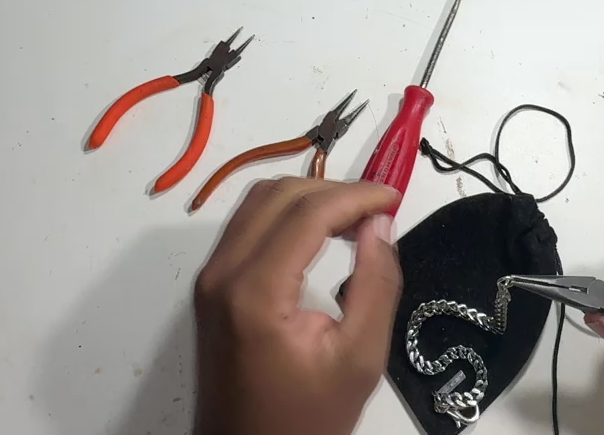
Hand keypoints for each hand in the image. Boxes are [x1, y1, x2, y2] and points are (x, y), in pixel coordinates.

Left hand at [193, 179, 402, 434]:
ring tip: (353, 216)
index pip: (308, 213)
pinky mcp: (210, 281)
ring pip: (261, 198)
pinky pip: (249, 220)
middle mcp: (223, 272)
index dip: (356, 195)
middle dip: (335, 191)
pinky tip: (320, 229)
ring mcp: (210, 275)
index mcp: (255, 293)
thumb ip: (376, 283)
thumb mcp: (359, 360)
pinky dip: (287, 211)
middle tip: (377, 210)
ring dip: (310, 196)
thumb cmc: (305, 420)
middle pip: (282, 195)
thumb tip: (381, 222)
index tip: (393, 197)